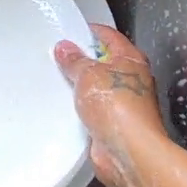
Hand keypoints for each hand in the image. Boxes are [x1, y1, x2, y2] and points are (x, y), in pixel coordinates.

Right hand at [55, 25, 167, 186]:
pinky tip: (62, 106)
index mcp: (131, 59)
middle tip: (55, 57)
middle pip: (103, 62)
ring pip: (97, 88)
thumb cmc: (117, 107)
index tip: (68, 32)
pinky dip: (80, 109)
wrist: (131, 155)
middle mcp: (132, 80)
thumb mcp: (88, 74)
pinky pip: (93, 111)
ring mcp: (125, 104)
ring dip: (79, 87)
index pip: (109, 36)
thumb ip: (75, 60)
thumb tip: (64, 47)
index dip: (89, 32)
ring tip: (54, 79)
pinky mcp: (115, 126)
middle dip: (81, 60)